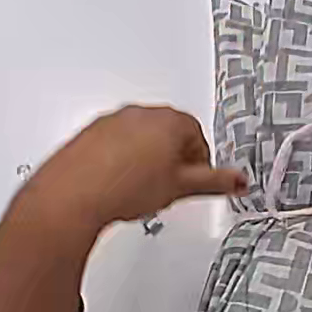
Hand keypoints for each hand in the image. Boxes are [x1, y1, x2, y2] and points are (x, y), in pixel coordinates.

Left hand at [28, 105, 246, 236]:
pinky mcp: (90, 134)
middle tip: (172, 185)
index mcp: (169, 120)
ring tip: (144, 189)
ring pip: (143, 137)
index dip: (199, 162)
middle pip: (171, 134)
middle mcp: (140, 114)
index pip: (198, 136)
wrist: (72, 197)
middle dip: (175, 158)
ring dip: (149, 159)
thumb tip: (239, 180)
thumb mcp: (182, 188)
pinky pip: (116, 143)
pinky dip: (123, 160)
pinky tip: (121, 185)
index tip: (195, 179)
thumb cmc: (123, 187)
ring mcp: (112, 121)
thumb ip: (215, 182)